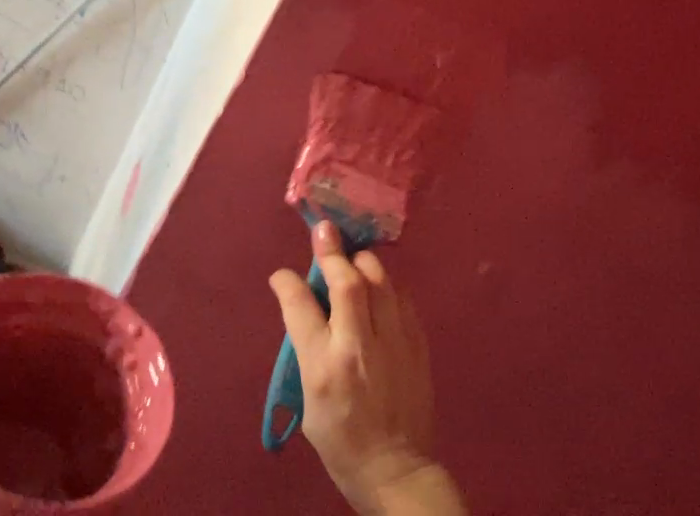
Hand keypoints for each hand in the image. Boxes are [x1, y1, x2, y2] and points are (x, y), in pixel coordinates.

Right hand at [270, 222, 463, 515]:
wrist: (396, 467)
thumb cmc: (341, 438)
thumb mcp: (309, 398)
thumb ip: (308, 347)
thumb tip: (305, 305)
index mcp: (324, 366)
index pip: (300, 306)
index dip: (287, 282)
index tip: (281, 275)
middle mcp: (359, 347)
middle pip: (347, 282)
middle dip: (331, 251)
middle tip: (323, 231)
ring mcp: (394, 342)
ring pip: (381, 280)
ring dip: (363, 263)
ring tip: (352, 259)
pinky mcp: (418, 343)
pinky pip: (403, 297)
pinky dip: (388, 284)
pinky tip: (379, 286)